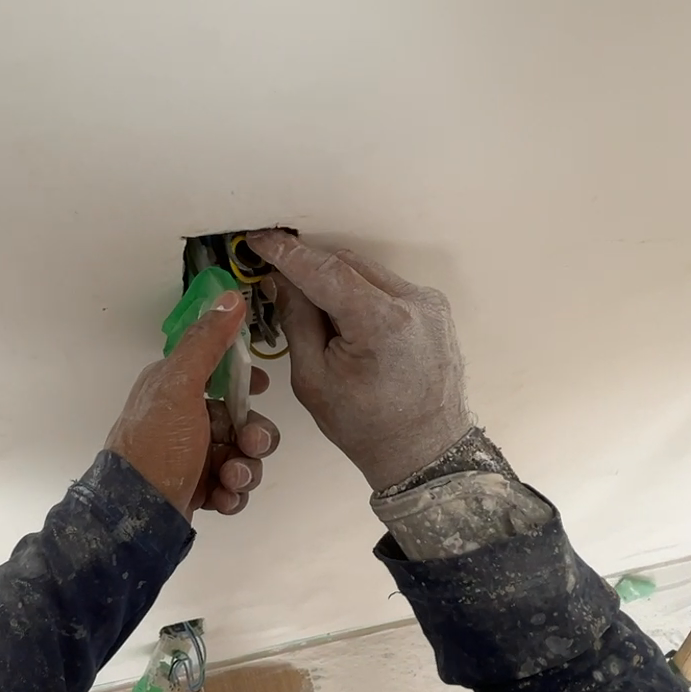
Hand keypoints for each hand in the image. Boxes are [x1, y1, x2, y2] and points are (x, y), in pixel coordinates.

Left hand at [106, 290, 281, 518]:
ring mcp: (192, 457)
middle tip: (249, 447)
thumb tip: (231, 297)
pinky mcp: (199, 490)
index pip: (221, 373)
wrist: (135, 514)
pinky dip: (232, 494)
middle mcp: (184, 419)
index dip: (247, 381)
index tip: (262, 387)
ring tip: (230, 480)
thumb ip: (207, 343)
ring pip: (242, 456)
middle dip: (254, 436)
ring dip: (245, 469)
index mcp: (175, 388)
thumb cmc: (158, 443)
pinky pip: (232, 487)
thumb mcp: (179, 385)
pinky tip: (220, 499)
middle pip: (242, 419)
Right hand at [245, 230, 469, 489]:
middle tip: (272, 272)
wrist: (425, 451)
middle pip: (346, 263)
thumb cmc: (365, 426)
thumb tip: (281, 278)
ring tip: (306, 303)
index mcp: (382, 323)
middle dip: (306, 265)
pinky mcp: (432, 308)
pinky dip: (355, 291)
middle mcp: (412, 303)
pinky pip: (383, 285)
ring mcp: (428, 303)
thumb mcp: (313, 378)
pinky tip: (340, 315)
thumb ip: (297, 320)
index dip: (286, 252)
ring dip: (331, 279)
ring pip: (365, 271)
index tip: (258, 240)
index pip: (324, 271)